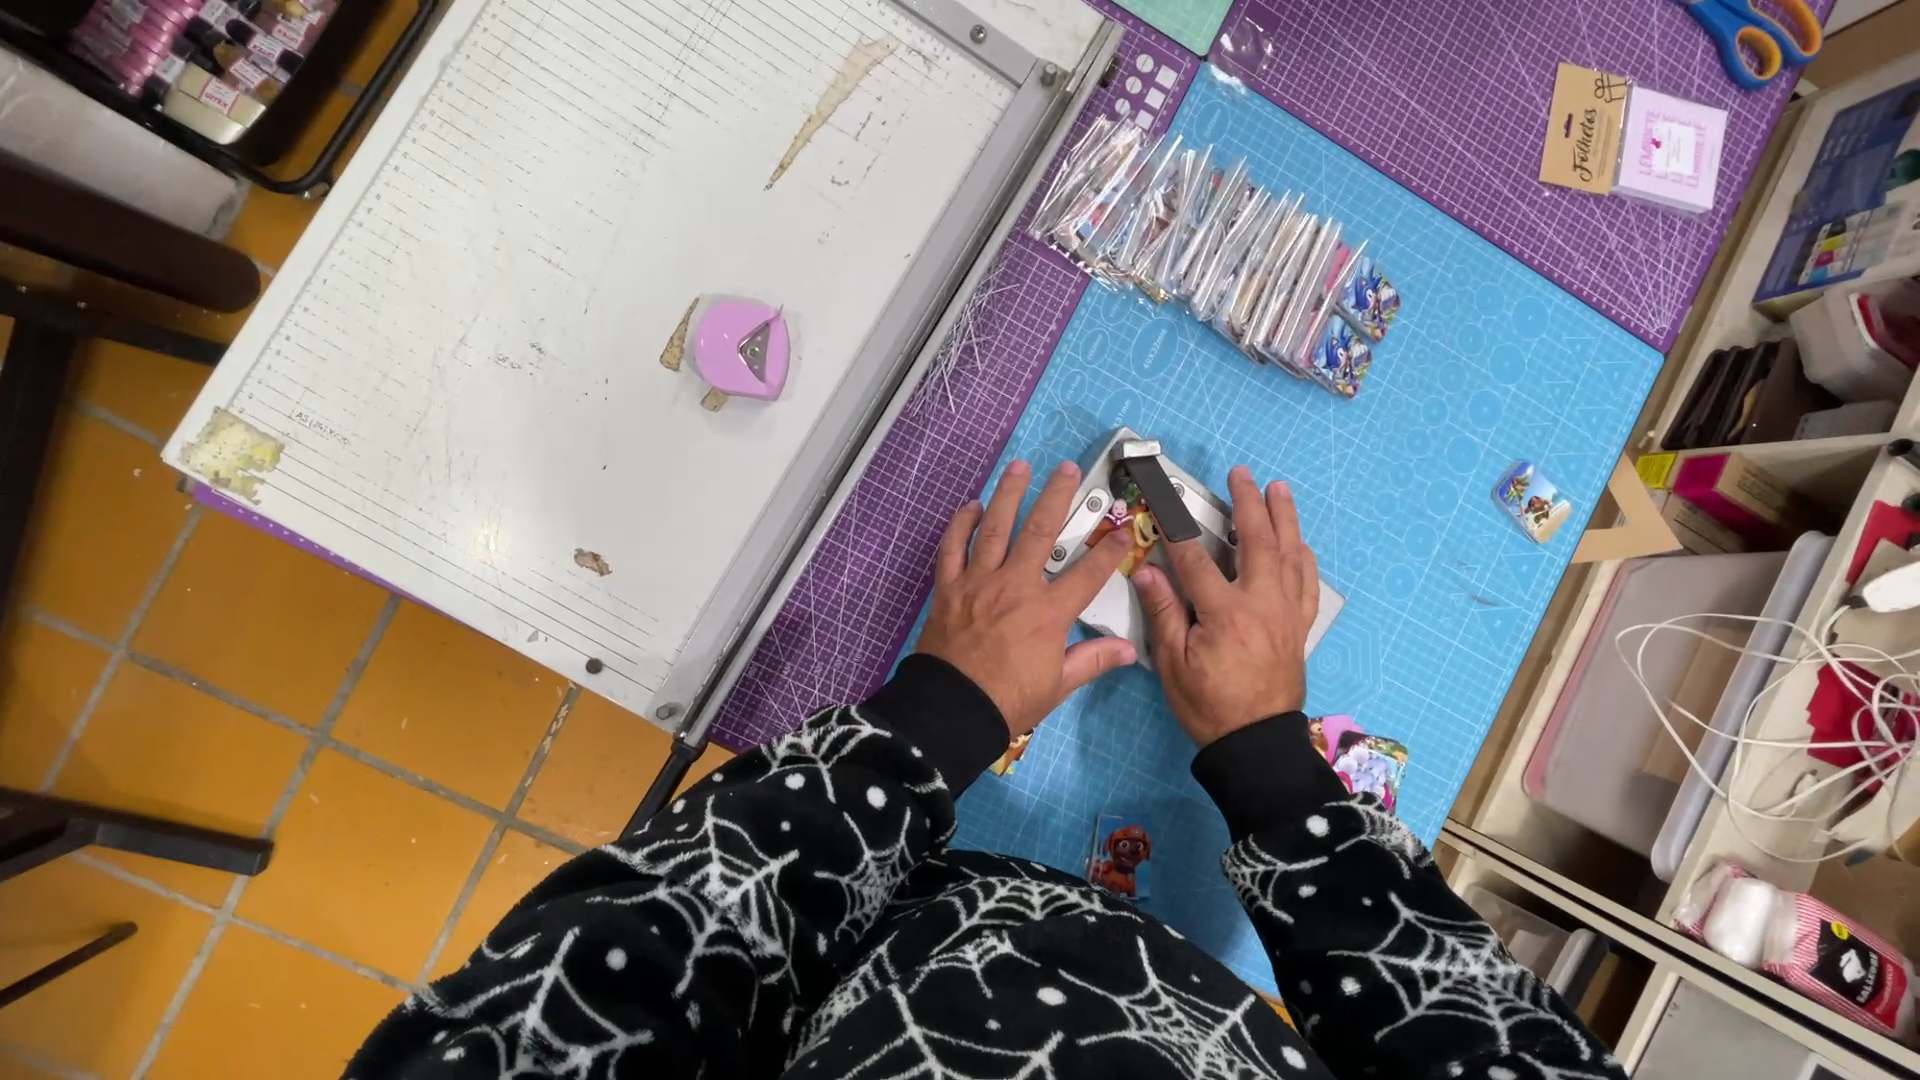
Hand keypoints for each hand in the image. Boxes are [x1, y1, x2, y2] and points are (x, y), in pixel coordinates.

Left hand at [918, 460, 1136, 736]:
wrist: (951, 710)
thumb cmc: (1008, 701)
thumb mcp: (1057, 686)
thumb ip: (1092, 660)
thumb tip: (1129, 649)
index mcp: (1047, 612)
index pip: (1088, 573)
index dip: (1110, 549)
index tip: (1124, 528)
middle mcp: (1015, 586)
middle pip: (1041, 531)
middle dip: (1057, 497)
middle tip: (1067, 469)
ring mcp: (978, 582)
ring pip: (995, 527)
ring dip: (1009, 494)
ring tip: (1019, 468)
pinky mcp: (948, 587)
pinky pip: (953, 547)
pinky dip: (961, 524)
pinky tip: (970, 506)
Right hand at [1134, 466, 1318, 747]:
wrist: (1256, 742)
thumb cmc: (1208, 705)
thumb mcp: (1173, 664)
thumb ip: (1164, 613)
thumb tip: (1146, 572)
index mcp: (1226, 615)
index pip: (1196, 561)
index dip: (1178, 531)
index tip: (1167, 505)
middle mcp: (1262, 605)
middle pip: (1258, 543)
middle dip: (1248, 504)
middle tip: (1242, 475)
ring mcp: (1286, 614)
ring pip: (1291, 555)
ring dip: (1285, 518)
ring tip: (1280, 489)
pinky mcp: (1298, 627)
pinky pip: (1306, 583)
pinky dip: (1304, 556)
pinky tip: (1300, 541)